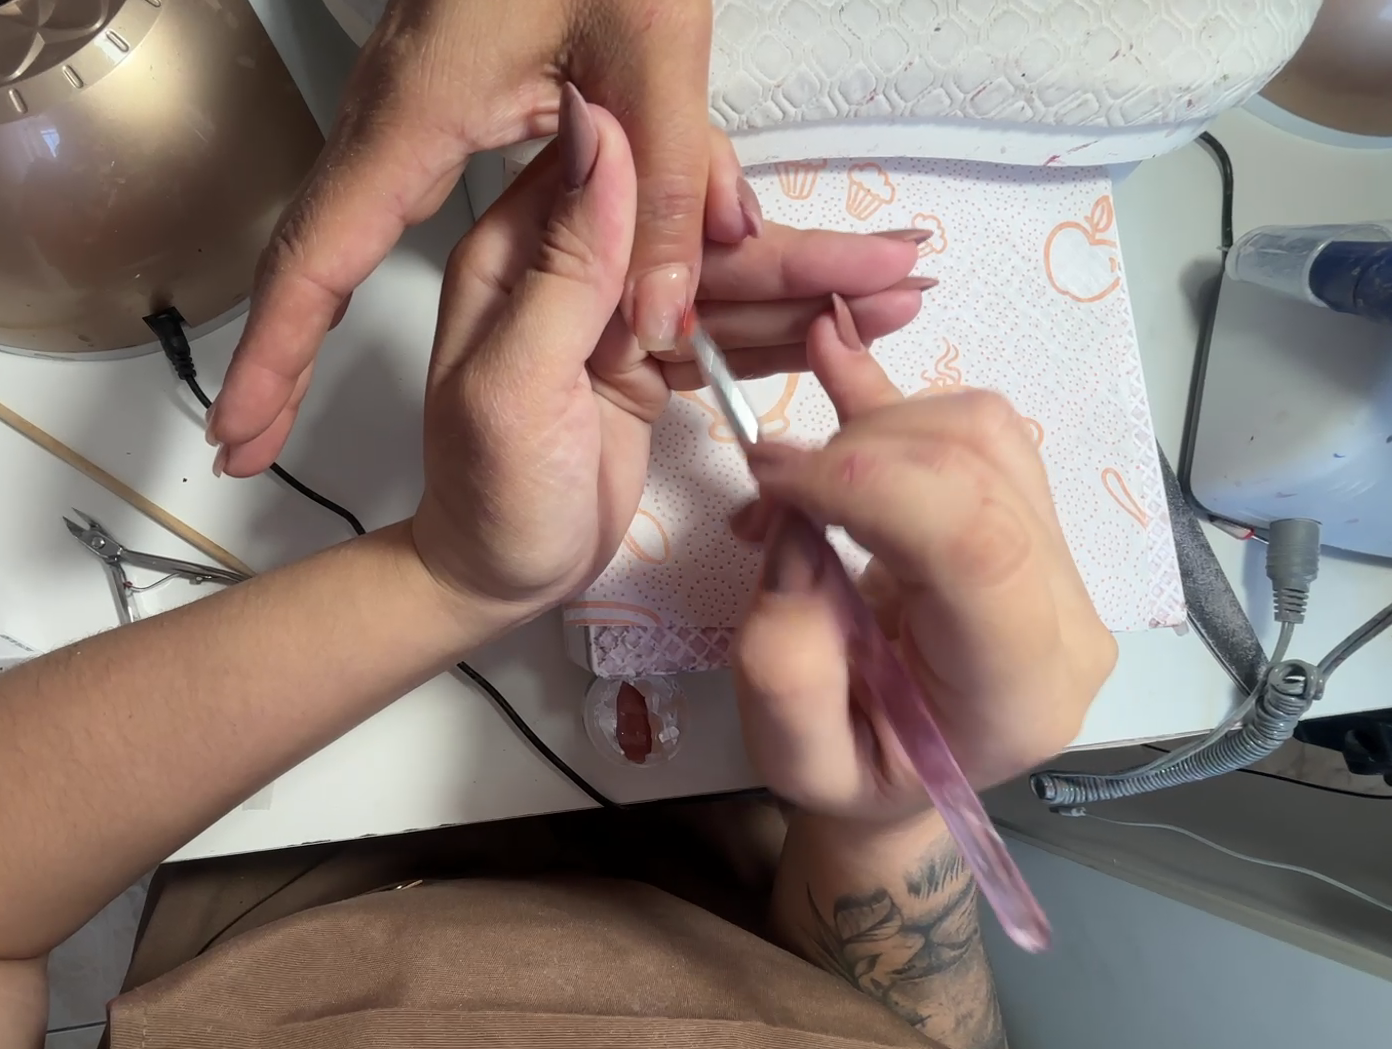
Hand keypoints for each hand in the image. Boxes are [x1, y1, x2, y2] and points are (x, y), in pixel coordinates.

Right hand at [210, 0, 735, 476]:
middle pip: (301, 260)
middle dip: (271, 360)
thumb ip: (664, 194)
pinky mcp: (425, 109)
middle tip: (242, 440)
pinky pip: (373, 209)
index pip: (319, 262)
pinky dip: (345, 277)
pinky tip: (329, 315)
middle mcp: (383, 119)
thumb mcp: (654, 51)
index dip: (275, 359)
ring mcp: (396, 114)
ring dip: (300, 325)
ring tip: (275, 400)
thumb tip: (664, 318)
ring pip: (332, 236)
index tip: (239, 431)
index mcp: (416, 114)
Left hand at [411, 89, 931, 615]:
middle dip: (789, 252)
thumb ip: (565, 271)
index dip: (698, 191)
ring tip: (899, 290)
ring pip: (721, 290)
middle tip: (894, 257)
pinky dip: (782, 336)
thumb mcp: (516, 385)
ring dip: (808, 291)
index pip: (620, 179)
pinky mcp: (648, 366)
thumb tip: (603, 132)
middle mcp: (571, 273)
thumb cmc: (492, 495)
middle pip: (690, 239)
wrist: (500, 573)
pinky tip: (849, 325)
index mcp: (517, 258)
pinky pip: (723, 339)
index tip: (762, 226)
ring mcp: (614, 321)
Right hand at [732, 299, 1116, 824]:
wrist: (907, 775)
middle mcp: (1062, 609)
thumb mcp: (792, 756)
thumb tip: (797, 524)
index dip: (864, 482)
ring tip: (792, 475)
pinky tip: (839, 352)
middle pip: (975, 465)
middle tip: (763, 488)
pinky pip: (973, 432)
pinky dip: (893, 394)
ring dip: (864, 429)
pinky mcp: (1026, 522)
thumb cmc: (852, 776)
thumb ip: (784, 658)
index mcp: (1016, 685)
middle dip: (848, 453)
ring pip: (978, 430)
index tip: (770, 481)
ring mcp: (1057, 558)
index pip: (975, 541)